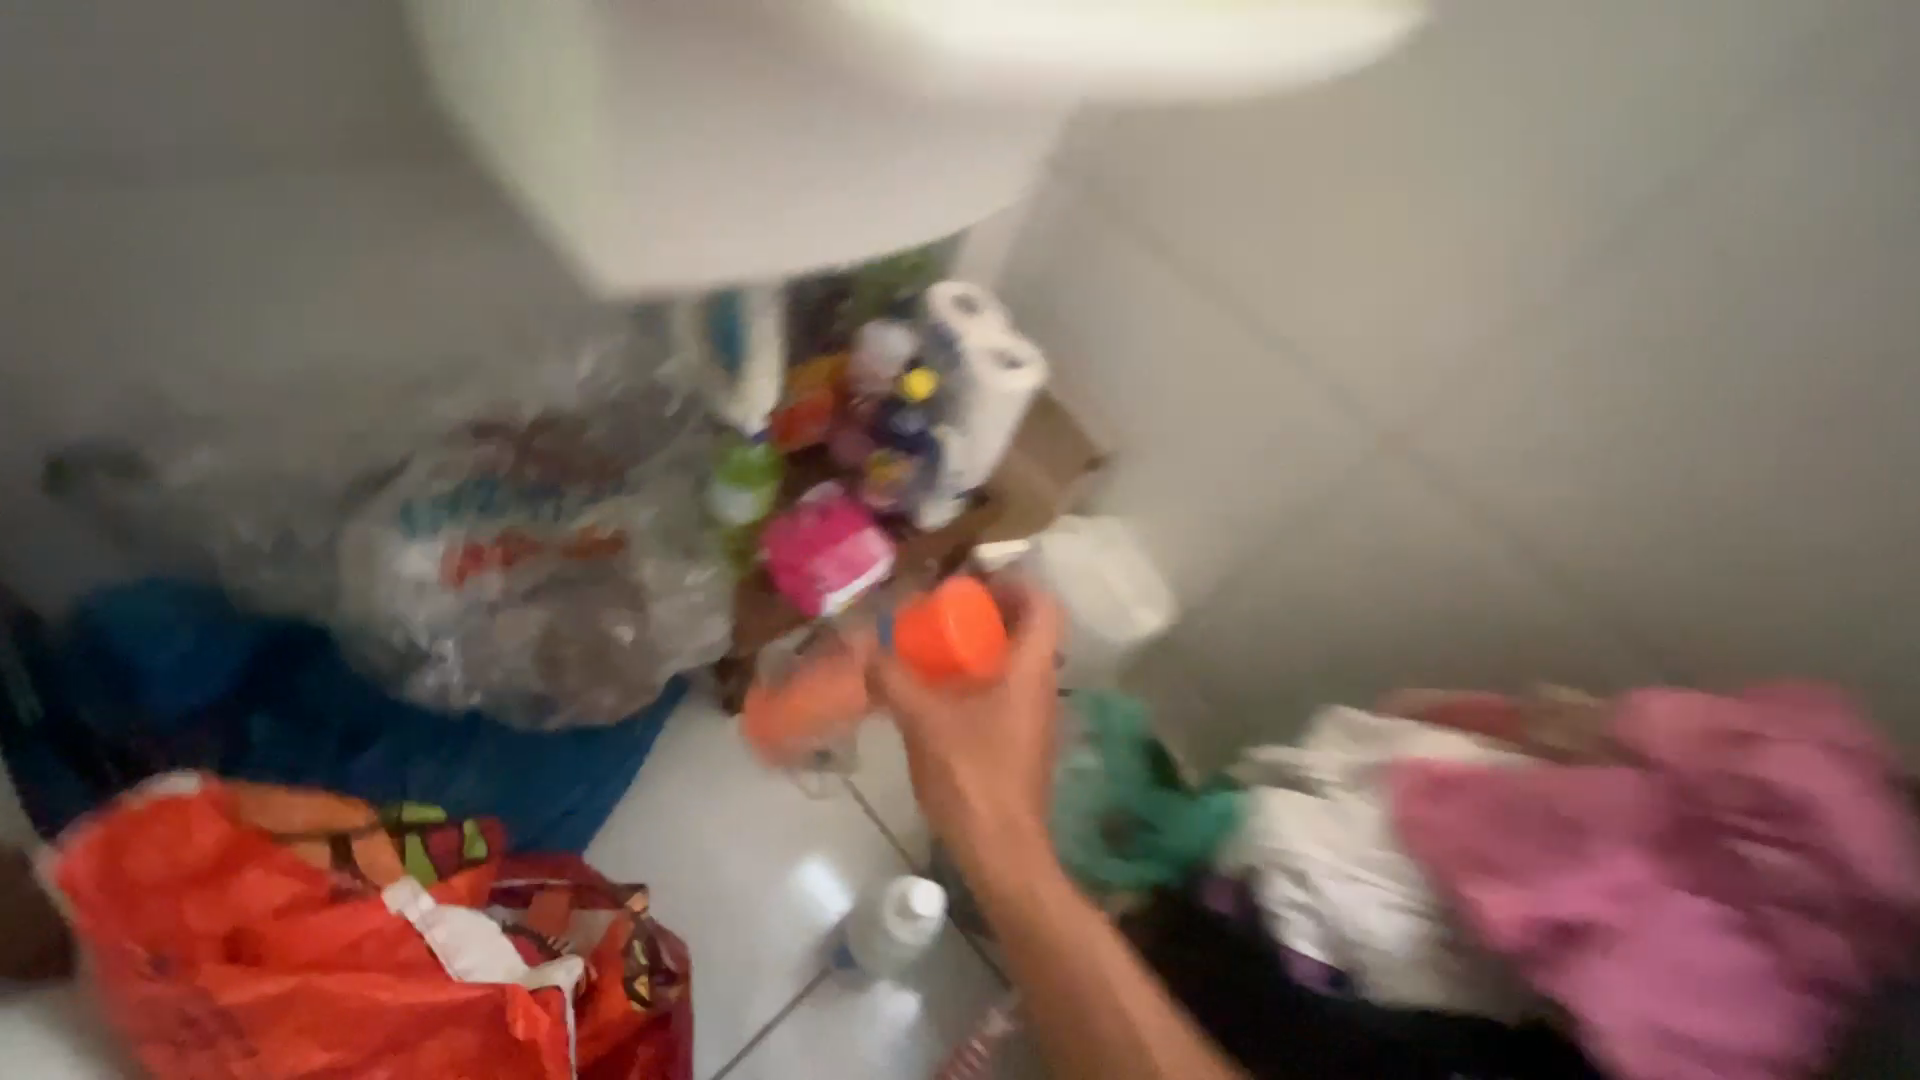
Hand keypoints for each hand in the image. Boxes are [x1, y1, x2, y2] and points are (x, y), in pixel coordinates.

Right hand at [868, 580, 1063, 879]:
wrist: (1002, 850)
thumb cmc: (972, 776)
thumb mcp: (925, 720)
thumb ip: (895, 679)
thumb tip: (869, 650)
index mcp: (1032, 670)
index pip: (1044, 606)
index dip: (1015, 584)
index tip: (976, 583)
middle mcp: (1042, 686)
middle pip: (1029, 631)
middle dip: (990, 614)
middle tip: (947, 612)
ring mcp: (1035, 717)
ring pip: (1017, 664)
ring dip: (982, 649)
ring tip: (937, 648)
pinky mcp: (1023, 742)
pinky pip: (1006, 693)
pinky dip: (978, 681)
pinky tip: (939, 695)